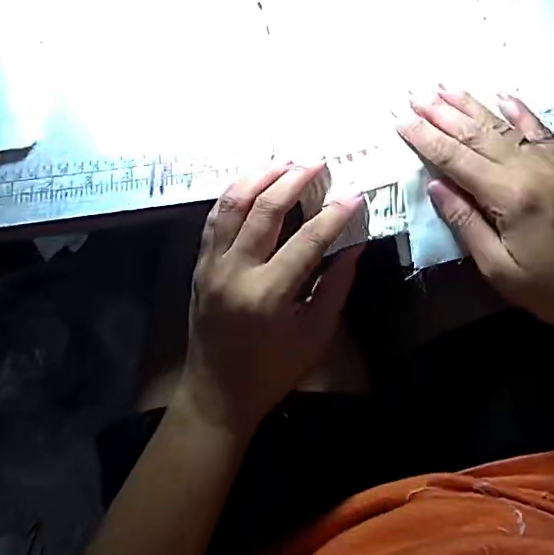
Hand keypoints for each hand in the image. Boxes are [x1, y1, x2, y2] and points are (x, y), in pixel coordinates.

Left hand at [176, 162, 365, 434]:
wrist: (217, 392)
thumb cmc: (272, 370)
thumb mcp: (313, 335)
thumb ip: (334, 287)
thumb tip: (354, 245)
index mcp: (269, 294)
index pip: (307, 240)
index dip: (334, 215)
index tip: (354, 195)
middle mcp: (235, 271)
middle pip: (265, 210)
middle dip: (294, 180)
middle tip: (318, 163)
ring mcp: (211, 264)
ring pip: (232, 204)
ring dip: (259, 177)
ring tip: (284, 162)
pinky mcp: (199, 263)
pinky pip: (214, 218)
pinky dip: (234, 195)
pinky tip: (252, 183)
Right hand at [395, 89, 553, 347]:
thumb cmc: (553, 291)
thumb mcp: (498, 267)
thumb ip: (466, 222)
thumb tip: (436, 186)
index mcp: (510, 196)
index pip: (456, 159)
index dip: (425, 139)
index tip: (401, 120)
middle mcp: (532, 171)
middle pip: (478, 135)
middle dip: (442, 114)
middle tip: (415, 96)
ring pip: (506, 127)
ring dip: (473, 106)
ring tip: (446, 88)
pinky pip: (541, 132)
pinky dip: (521, 112)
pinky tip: (504, 96)